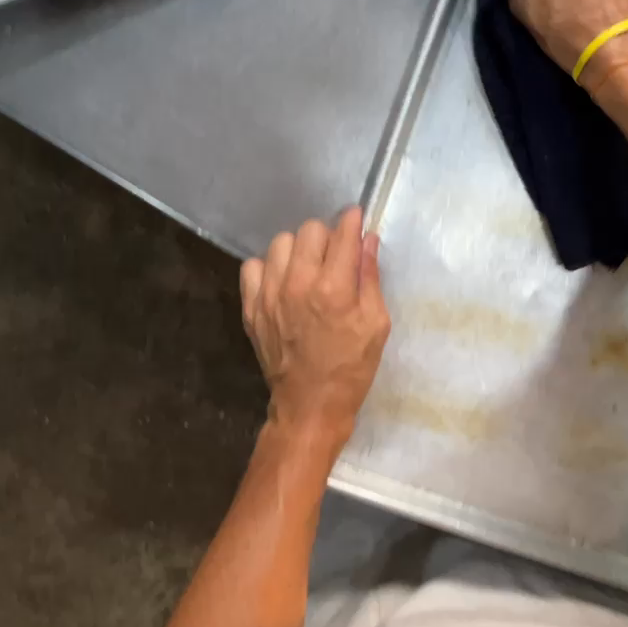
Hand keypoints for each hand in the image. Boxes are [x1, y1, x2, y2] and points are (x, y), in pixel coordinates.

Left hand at [240, 207, 389, 458]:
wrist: (310, 406)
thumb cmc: (351, 367)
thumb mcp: (376, 324)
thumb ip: (370, 277)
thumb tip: (367, 240)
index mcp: (334, 288)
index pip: (343, 233)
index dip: (352, 222)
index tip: (356, 220)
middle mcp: (298, 284)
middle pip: (310, 230)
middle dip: (328, 237)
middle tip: (336, 256)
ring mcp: (269, 295)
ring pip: (281, 242)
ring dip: (299, 250)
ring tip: (309, 270)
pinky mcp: (251, 307)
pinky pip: (253, 265)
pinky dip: (270, 268)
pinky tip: (284, 284)